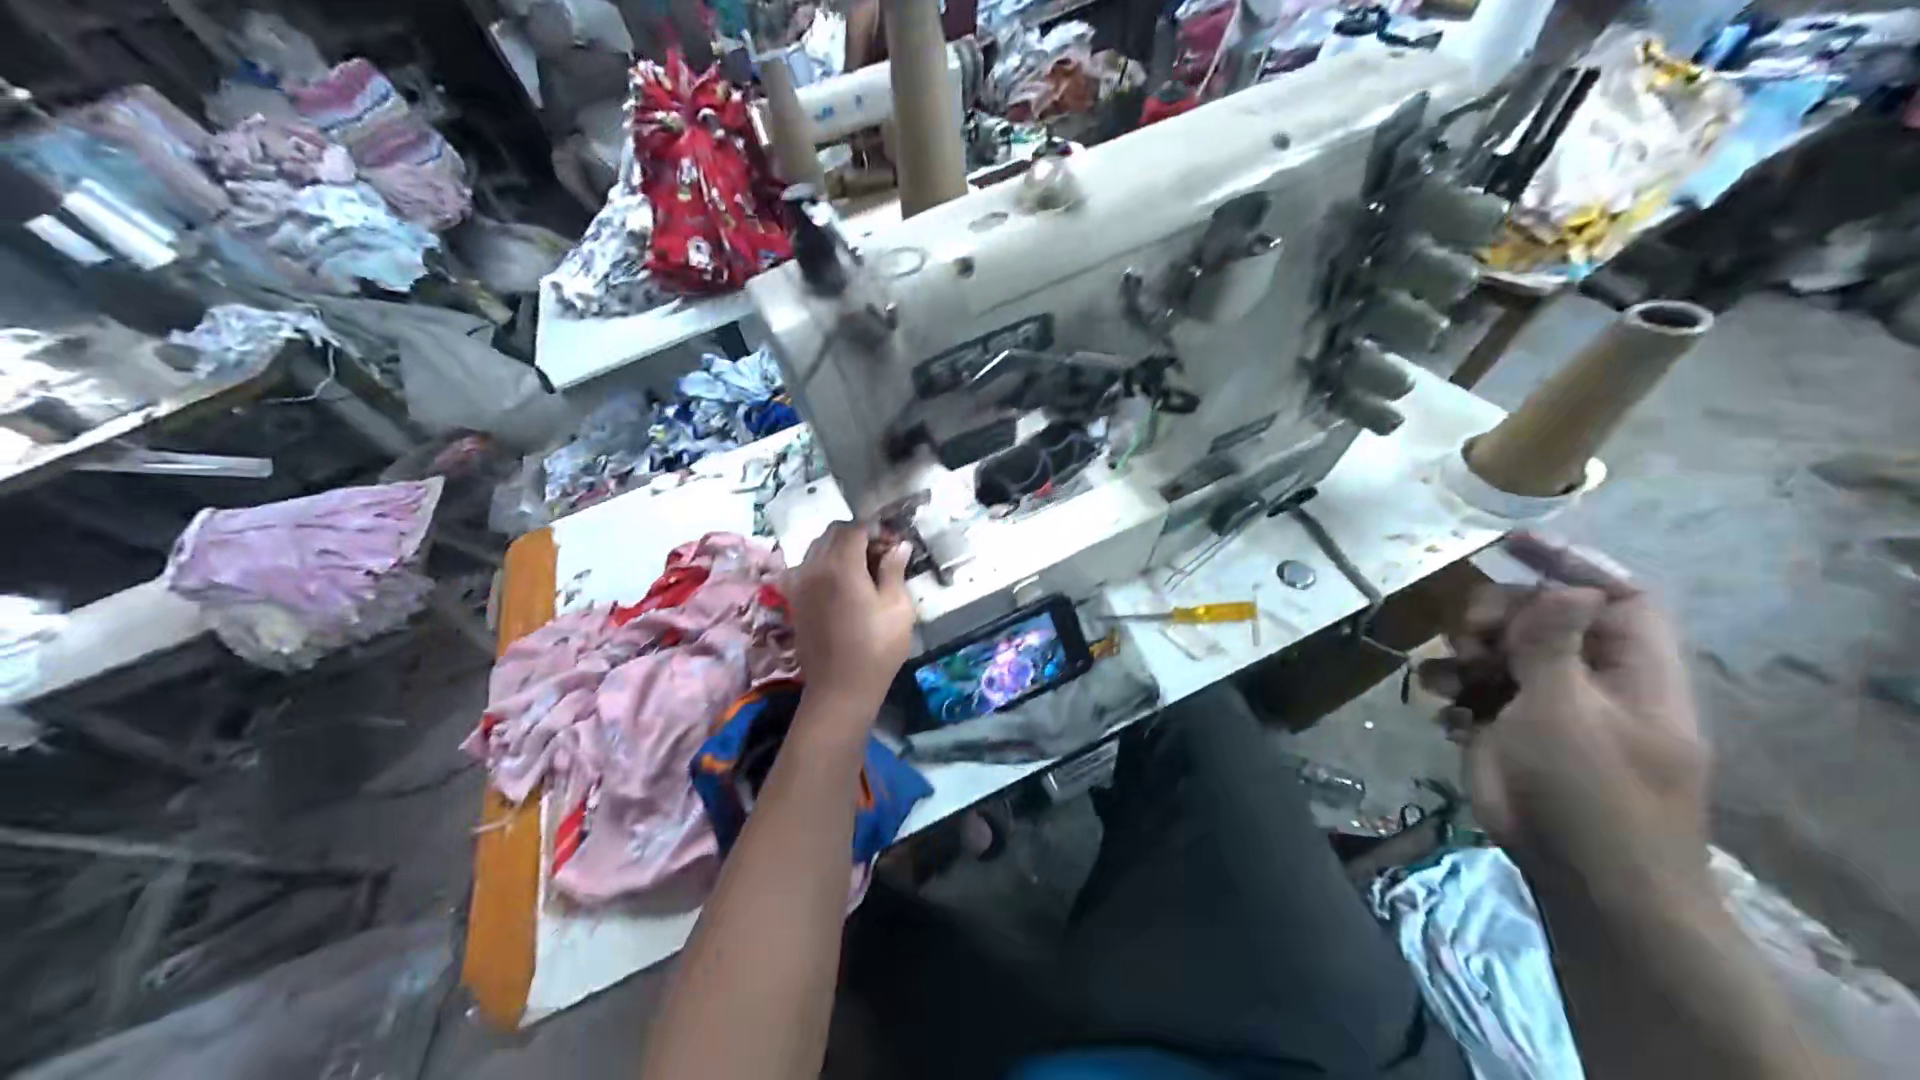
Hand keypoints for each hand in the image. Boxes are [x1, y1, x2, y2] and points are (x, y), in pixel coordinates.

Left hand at [787, 521, 914, 718]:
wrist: (840, 689)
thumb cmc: (876, 649)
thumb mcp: (898, 609)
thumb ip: (894, 571)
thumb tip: (899, 545)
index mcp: (840, 566)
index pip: (854, 528)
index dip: (876, 530)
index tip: (893, 544)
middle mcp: (813, 567)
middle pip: (832, 533)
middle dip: (857, 536)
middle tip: (880, 555)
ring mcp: (799, 583)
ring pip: (817, 548)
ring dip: (839, 548)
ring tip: (863, 569)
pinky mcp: (794, 599)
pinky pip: (807, 566)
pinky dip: (825, 564)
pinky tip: (843, 584)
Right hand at [1419, 533, 1709, 885]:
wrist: (1583, 878)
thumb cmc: (1589, 791)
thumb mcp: (1569, 711)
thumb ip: (1557, 646)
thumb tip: (1569, 587)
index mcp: (1632, 672)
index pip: (1615, 597)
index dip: (1571, 565)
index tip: (1513, 544)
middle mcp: (1591, 682)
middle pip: (1544, 621)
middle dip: (1498, 616)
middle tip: (1466, 631)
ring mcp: (1548, 709)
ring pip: (1501, 656)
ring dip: (1465, 657)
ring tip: (1446, 676)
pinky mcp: (1510, 734)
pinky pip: (1477, 694)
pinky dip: (1455, 695)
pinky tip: (1444, 710)